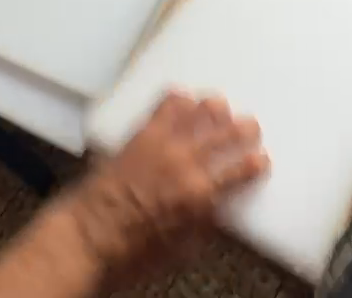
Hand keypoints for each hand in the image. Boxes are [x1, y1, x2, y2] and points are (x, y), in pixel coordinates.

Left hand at [58, 92, 268, 283]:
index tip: (261, 159)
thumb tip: (221, 206)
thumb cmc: (132, 252)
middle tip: (250, 128)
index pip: (241, 170)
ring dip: (217, 109)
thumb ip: (207, 222)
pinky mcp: (143, 132)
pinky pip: (168, 103)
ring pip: (202, 110)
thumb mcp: (182, 250)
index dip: (256, 163)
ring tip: (222, 109)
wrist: (90, 236)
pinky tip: (185, 103)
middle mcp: (186, 162)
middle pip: (228, 133)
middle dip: (246, 128)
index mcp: (199, 195)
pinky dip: (181, 99)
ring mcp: (164, 142)